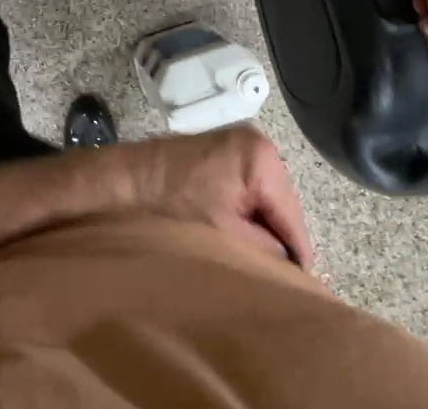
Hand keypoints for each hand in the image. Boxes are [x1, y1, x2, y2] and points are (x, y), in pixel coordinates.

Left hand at [113, 127, 312, 270]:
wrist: (128, 178)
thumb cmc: (172, 205)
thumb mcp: (226, 234)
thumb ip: (267, 250)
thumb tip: (292, 266)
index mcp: (263, 159)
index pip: (293, 217)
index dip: (297, 255)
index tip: (300, 286)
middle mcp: (259, 143)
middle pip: (283, 204)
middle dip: (278, 236)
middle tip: (275, 272)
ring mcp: (242, 141)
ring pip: (268, 196)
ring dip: (263, 223)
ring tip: (255, 252)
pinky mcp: (226, 147)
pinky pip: (251, 185)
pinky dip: (248, 207)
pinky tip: (239, 228)